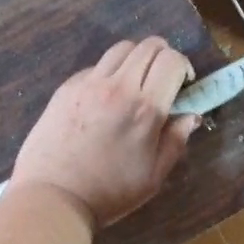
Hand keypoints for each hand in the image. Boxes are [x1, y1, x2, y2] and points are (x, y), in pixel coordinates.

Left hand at [11, 37, 200, 226]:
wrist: (53, 197)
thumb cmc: (109, 192)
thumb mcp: (154, 176)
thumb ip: (175, 141)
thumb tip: (191, 117)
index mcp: (145, 108)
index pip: (172, 61)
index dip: (183, 66)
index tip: (184, 84)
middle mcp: (118, 86)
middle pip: (148, 46)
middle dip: (164, 56)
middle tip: (164, 79)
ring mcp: (89, 84)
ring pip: (120, 49)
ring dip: (136, 58)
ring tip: (136, 82)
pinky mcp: (66, 88)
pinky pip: (95, 67)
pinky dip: (109, 73)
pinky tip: (105, 98)